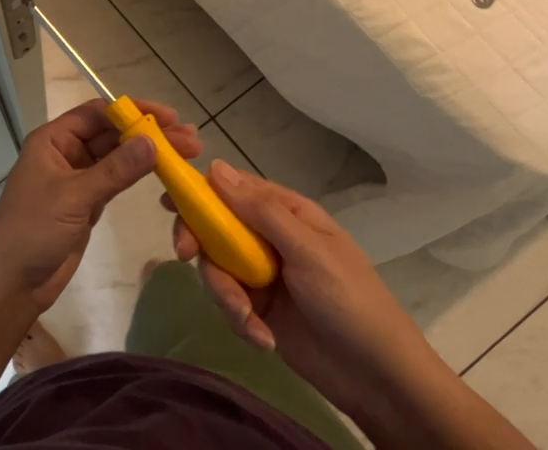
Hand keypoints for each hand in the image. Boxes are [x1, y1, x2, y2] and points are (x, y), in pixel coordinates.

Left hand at [0, 98, 197, 309]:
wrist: (13, 280)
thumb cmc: (33, 229)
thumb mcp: (74, 197)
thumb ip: (114, 171)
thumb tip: (153, 143)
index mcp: (52, 140)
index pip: (96, 114)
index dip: (132, 112)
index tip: (170, 118)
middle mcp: (65, 153)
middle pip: (110, 134)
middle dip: (147, 133)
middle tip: (191, 139)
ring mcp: (77, 178)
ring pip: (116, 157)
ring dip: (147, 154)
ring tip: (187, 153)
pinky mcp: (87, 203)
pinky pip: (116, 180)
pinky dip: (137, 176)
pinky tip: (163, 174)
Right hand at [172, 162, 438, 407]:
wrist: (379, 380)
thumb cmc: (351, 302)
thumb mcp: (308, 250)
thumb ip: (259, 210)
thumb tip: (215, 167)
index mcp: (286, 213)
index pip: (232, 188)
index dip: (199, 192)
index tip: (169, 205)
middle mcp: (269, 238)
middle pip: (213, 227)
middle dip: (199, 243)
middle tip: (187, 256)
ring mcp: (261, 275)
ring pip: (215, 268)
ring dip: (225, 294)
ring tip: (248, 318)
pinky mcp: (257, 310)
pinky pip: (227, 303)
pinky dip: (239, 320)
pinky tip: (263, 339)